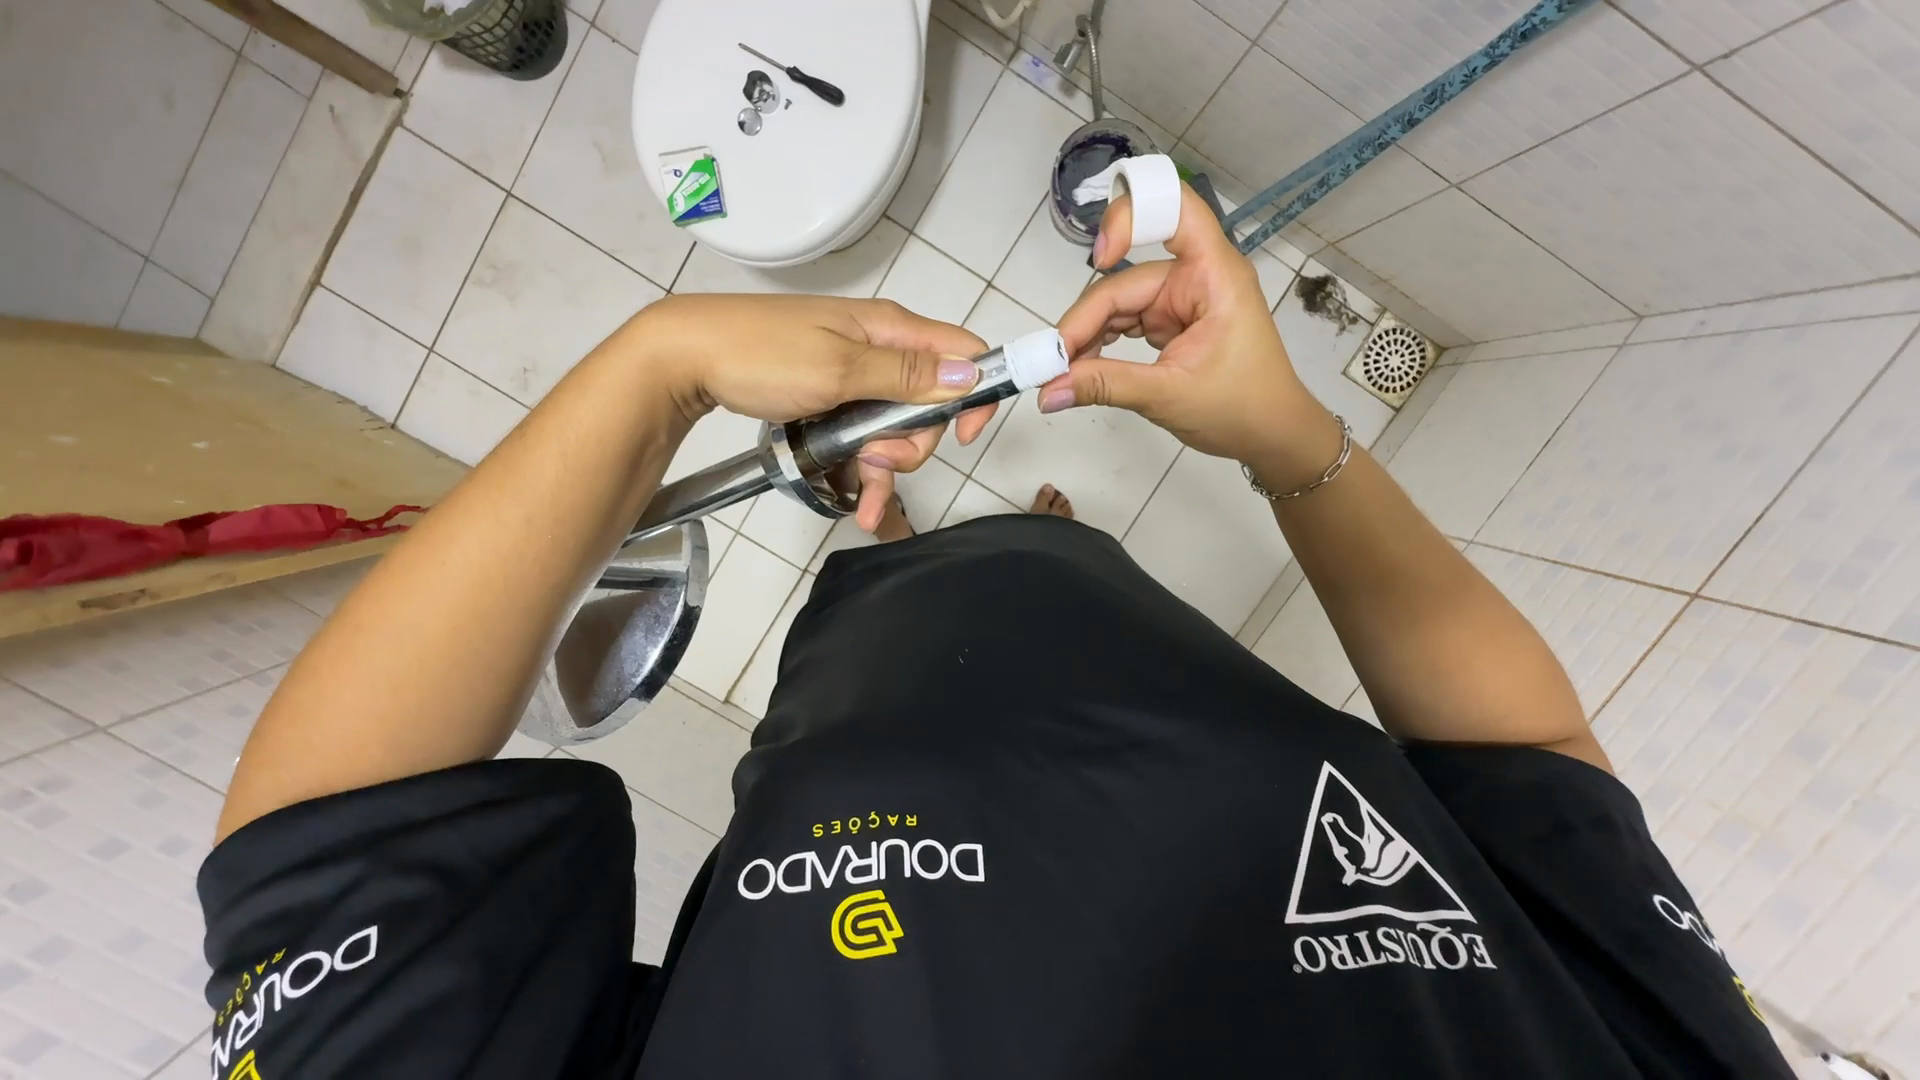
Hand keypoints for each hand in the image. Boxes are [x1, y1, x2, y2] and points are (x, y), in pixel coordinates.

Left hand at [631, 293, 992, 530]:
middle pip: (929, 405)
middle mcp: (879, 352)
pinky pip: (863, 437)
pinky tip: (858, 503)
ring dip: (887, 468)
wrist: (686, 360)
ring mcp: (854, 378)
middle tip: (880, 459)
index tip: (963, 436)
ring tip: (864, 498)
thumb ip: (905, 376)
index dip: (974, 394)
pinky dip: (863, 470)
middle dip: (914, 444)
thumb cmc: (761, 355)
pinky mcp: (831, 401)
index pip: (961, 353)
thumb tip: (969, 373)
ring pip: (895, 429)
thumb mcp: (840, 369)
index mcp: (889, 330)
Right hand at [1048, 185, 1336, 480]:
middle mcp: (1195, 277)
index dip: (1131, 218)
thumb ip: (1106, 386)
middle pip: (1126, 281)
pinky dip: (1101, 344)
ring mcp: (1181, 300)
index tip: (1099, 258)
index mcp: (1213, 275)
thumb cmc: (1241, 409)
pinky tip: (1081, 368)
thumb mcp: (1168, 395)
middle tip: (1050, 362)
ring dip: (1088, 335)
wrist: (1271, 435)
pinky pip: (1125, 323)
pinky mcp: (1170, 323)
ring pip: (1119, 304)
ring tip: (1060, 372)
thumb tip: (1048, 391)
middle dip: (1086, 319)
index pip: (1175, 212)